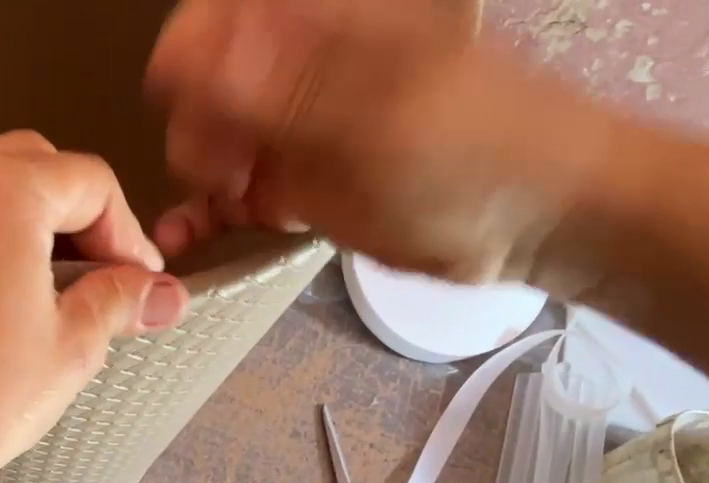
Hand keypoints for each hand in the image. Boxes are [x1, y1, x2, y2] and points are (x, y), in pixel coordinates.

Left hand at [0, 131, 189, 482]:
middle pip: (25, 161)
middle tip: (86, 271)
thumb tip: (169, 294)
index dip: (125, 231)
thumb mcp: (74, 346)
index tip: (138, 280)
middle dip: (66, 209)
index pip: (89, 183)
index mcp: (8, 190)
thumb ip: (121, 299)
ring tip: (14, 253)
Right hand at [145, 0, 619, 284]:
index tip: (180, 101)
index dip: (190, 52)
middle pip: (202, 80)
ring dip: (194, 170)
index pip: (222, 16)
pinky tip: (182, 234)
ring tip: (225, 197)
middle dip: (195, 121)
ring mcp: (291, 130)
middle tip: (225, 163)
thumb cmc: (471, 152)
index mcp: (323, 23)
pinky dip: (201, 213)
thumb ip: (286, 87)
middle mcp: (296, 69)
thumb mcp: (380, 114)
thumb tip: (187, 56)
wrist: (529, 220)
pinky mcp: (289, 186)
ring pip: (206, 139)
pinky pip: (225, 197)